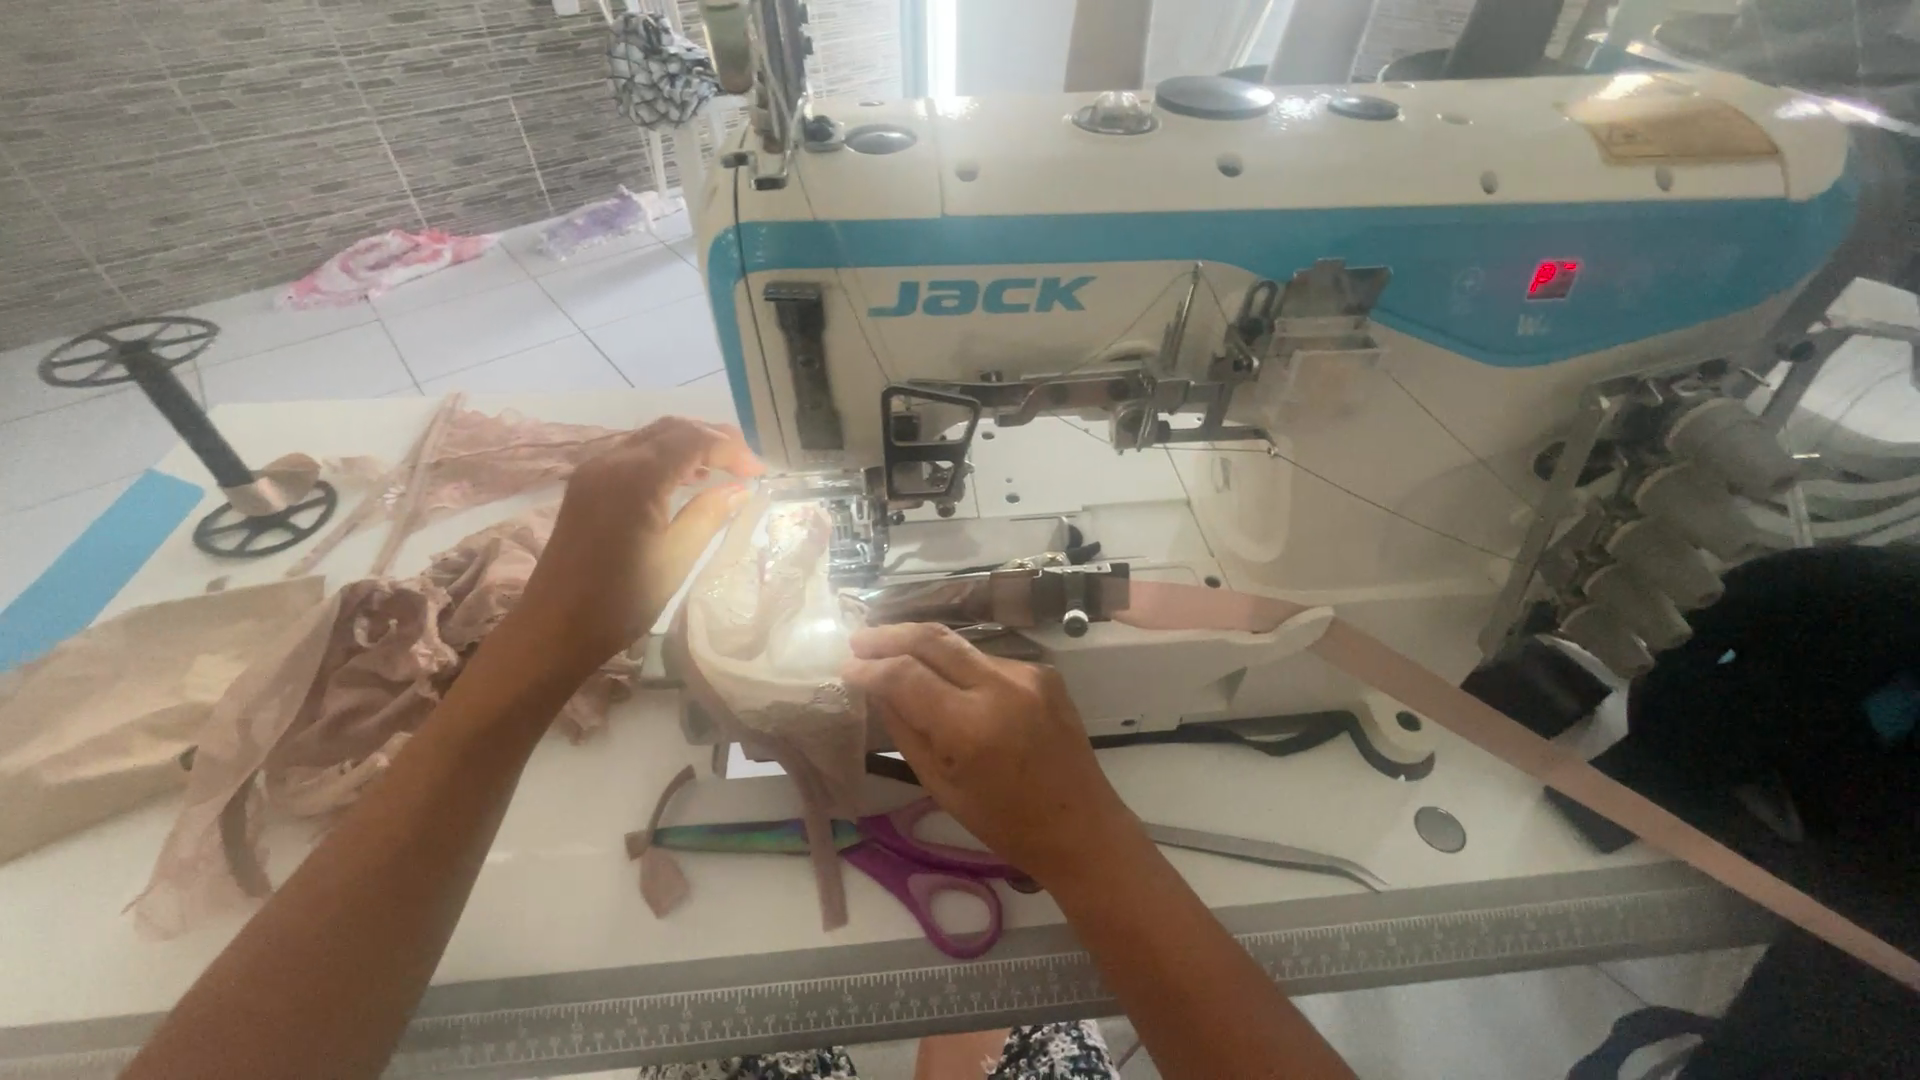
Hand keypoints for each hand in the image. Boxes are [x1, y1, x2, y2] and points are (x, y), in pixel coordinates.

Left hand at [516, 417, 761, 671]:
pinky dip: (665, 456)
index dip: (731, 450)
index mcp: (636, 477)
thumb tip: (739, 488)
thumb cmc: (622, 599)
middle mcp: (611, 461)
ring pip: (651, 437)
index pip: (693, 441)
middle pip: (671, 429)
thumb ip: (709, 514)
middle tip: (746, 462)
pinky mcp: (586, 486)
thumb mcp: (677, 557)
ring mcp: (594, 471)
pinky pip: (633, 454)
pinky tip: (685, 478)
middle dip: (713, 438)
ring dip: (689, 444)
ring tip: (722, 468)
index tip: (761, 473)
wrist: (556, 627)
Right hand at [841, 624, 1136, 884]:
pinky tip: (947, 683)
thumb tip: (877, 688)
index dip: (869, 667)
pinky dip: (960, 667)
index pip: (905, 675)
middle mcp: (1002, 687)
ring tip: (892, 655)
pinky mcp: (1044, 672)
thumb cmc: (1005, 823)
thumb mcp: (941, 785)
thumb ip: (906, 730)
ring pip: (960, 646)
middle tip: (858, 640)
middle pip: (933, 638)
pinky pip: (987, 660)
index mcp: (972, 726)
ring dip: (923, 647)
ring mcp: (1028, 673)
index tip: (845, 667)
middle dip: (889, 635)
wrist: (1081, 826)